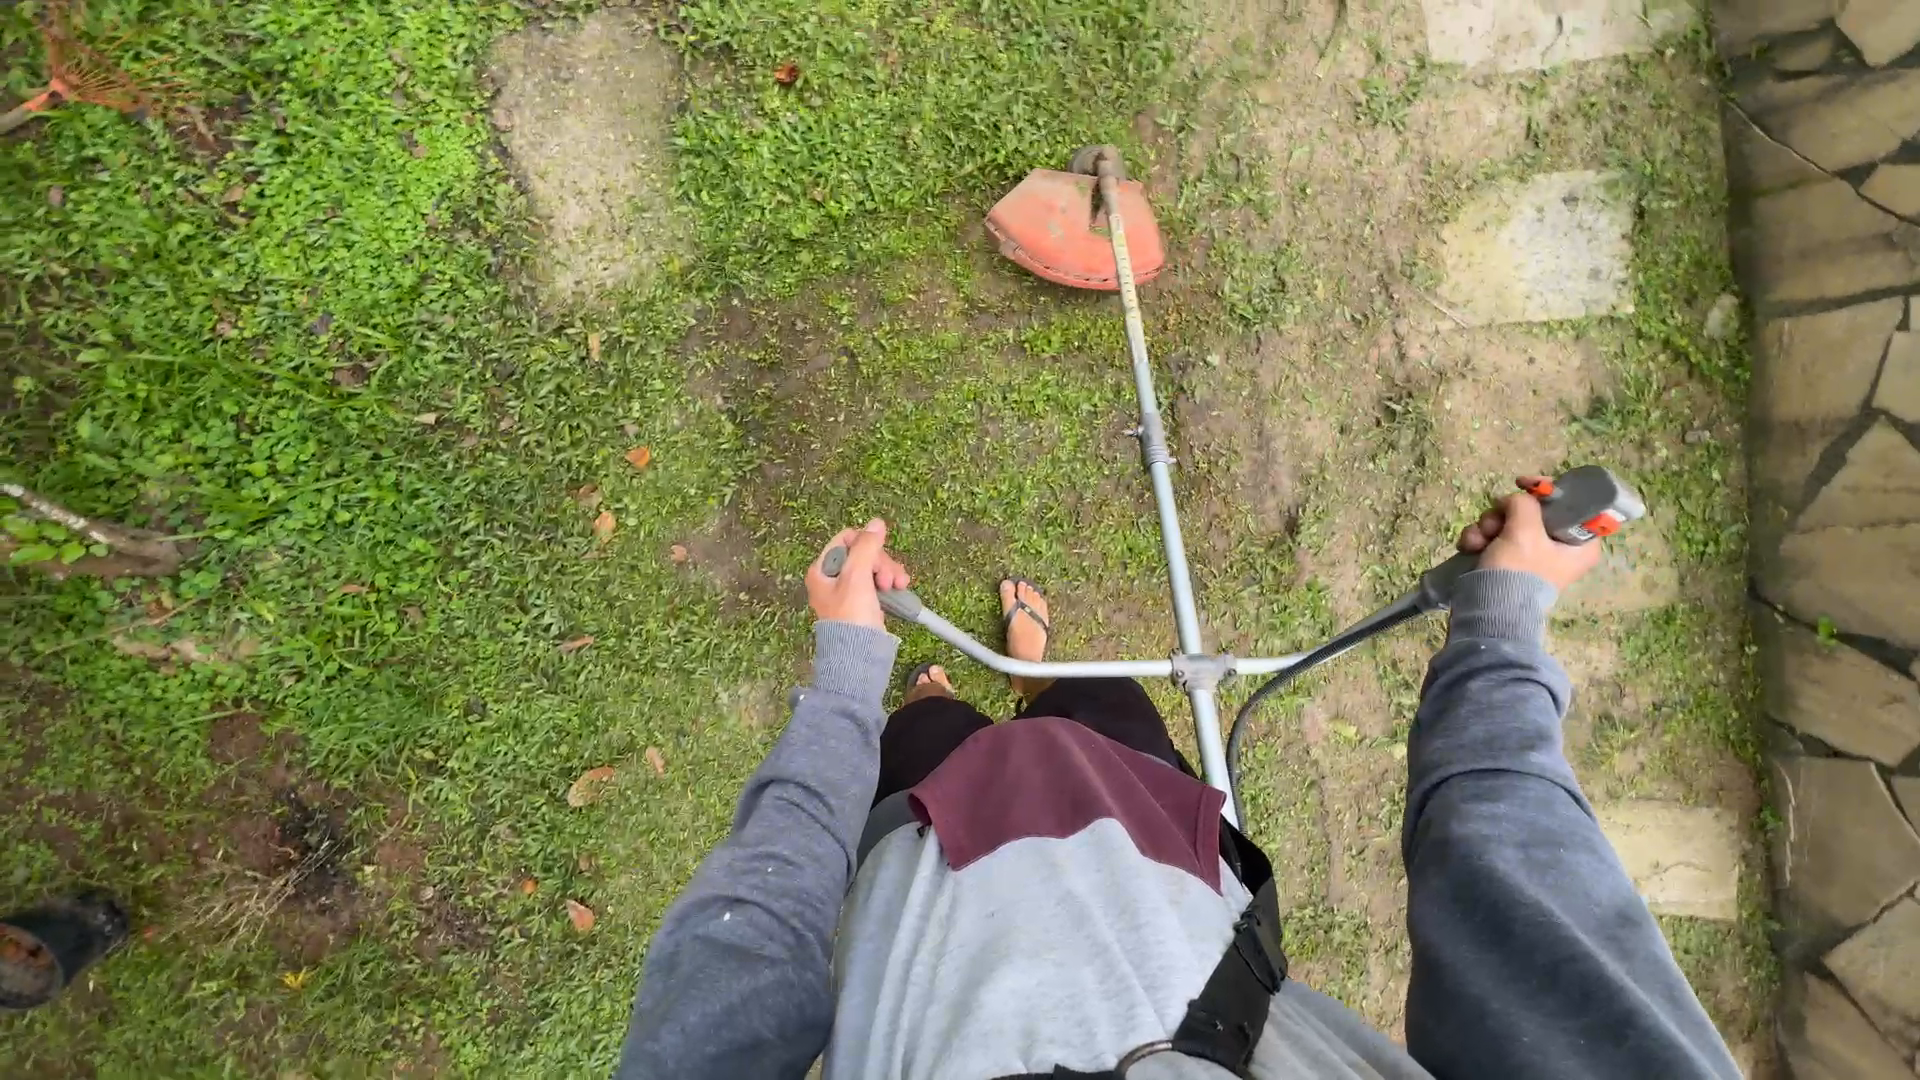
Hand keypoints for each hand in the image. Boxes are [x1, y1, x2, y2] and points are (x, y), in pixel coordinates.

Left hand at [805, 519, 909, 629]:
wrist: (859, 654)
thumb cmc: (851, 616)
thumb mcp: (857, 576)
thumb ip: (866, 547)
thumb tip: (876, 523)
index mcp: (822, 569)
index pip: (846, 539)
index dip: (866, 543)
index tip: (878, 555)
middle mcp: (833, 578)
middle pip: (863, 553)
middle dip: (882, 562)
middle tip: (889, 578)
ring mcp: (849, 590)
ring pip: (874, 567)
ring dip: (890, 572)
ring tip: (899, 586)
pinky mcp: (864, 601)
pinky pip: (879, 582)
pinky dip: (891, 583)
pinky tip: (900, 589)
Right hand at [1456, 476, 1603, 590]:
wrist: (1488, 609)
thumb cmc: (1517, 571)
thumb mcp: (1524, 532)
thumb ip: (1523, 505)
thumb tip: (1514, 499)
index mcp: (1580, 544)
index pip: (1572, 505)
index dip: (1547, 491)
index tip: (1523, 484)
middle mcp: (1558, 548)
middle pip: (1532, 513)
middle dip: (1505, 514)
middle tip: (1494, 524)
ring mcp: (1530, 556)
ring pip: (1507, 523)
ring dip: (1486, 526)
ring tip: (1477, 541)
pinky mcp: (1506, 562)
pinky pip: (1492, 538)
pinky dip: (1478, 539)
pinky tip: (1470, 548)